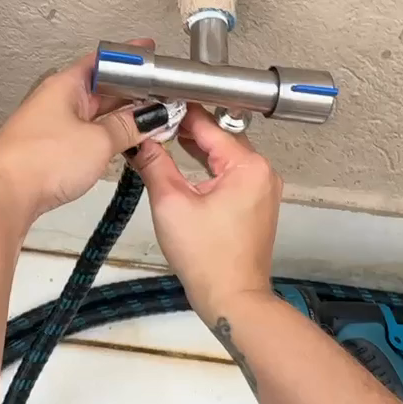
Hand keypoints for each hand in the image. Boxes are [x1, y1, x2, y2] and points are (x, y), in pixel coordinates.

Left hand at [0, 41, 165, 220]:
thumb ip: (128, 126)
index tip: (149, 52)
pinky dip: (104, 138)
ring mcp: (50, 126)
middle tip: (161, 97)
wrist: (2, 196)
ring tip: (147, 124)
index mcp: (66, 85)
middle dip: (131, 93)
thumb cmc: (40, 160)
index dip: (128, 57)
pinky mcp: (47, 151)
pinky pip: (83, 136)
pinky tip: (118, 147)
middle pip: (100, 89)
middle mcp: (56, 101)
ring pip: (92, 115)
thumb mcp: (98, 140)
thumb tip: (149, 116)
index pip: (103, 61)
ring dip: (119, 119)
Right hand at [130, 108, 282, 323]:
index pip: (208, 125)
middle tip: (153, 123)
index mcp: (248, 166)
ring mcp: (262, 189)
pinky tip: (184, 166)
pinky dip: (207, 167)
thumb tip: (140, 140)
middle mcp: (262, 172)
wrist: (232, 298)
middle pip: (219, 137)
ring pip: (224, 155)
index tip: (156, 105)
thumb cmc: (208, 258)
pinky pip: (230, 173)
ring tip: (163, 140)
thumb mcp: (171, 203)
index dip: (179, 113)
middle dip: (186, 129)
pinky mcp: (256, 203)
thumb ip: (155, 163)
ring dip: (196, 148)